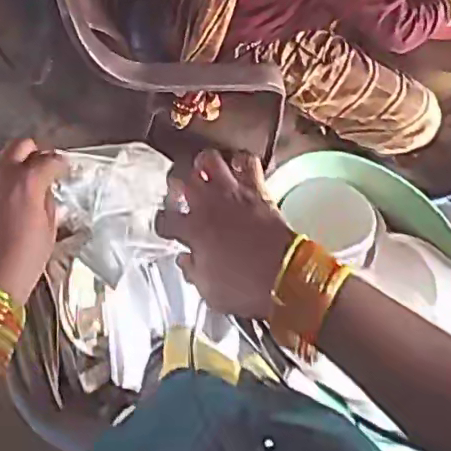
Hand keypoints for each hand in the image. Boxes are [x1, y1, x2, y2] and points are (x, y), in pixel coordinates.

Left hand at [0, 138, 68, 302]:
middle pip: (20, 146)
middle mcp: (1, 174)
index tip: (62, 170)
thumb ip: (47, 206)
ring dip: (9, 163)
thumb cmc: (19, 266)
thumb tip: (45, 194)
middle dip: (33, 154)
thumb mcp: (46, 236)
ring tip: (15, 180)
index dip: (59, 164)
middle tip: (39, 169)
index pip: (49, 160)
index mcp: (27, 181)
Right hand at [155, 149, 295, 319]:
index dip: (163, 224)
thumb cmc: (247, 289)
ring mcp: (231, 192)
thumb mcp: (210, 292)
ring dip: (204, 165)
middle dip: (176, 185)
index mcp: (192, 230)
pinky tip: (238, 170)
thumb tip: (186, 260)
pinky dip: (241, 162)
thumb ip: (193, 272)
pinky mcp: (255, 188)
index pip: (165, 219)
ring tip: (206, 174)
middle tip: (182, 194)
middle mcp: (207, 204)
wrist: (287, 279)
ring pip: (208, 159)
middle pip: (179, 178)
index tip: (168, 229)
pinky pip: (246, 161)